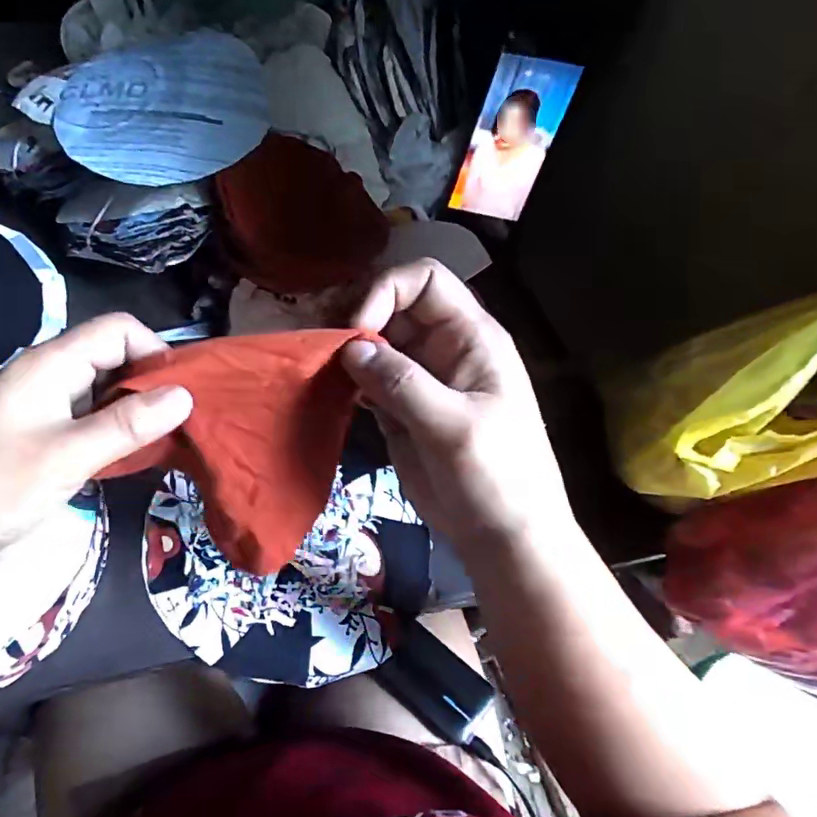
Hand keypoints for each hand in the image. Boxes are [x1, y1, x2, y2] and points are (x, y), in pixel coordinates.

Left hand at [0, 313, 191, 558]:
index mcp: (49, 366)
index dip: (155, 351)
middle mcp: (51, 378)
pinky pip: (97, 422)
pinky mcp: (50, 440)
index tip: (185, 394)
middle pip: (116, 359)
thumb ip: (127, 425)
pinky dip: (124, 433)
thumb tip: (187, 395)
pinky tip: (142, 456)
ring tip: (174, 441)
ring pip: (109, 393)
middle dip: (155, 383)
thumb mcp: (65, 456)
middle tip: (188, 422)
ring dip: (142, 412)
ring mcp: (49, 410)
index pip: (117, 331)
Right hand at [342, 260, 573, 554]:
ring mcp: (422, 381)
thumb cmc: (495, 476)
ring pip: (376, 345)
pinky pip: (369, 382)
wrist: (504, 535)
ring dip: (345, 349)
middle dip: (355, 316)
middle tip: (318, 341)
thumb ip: (402, 383)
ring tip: (312, 361)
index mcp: (472, 338)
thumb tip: (352, 347)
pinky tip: (326, 390)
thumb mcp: (453, 426)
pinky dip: (346, 381)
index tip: (356, 328)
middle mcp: (444, 350)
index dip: (386, 292)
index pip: (425, 282)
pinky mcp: (402, 411)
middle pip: (393, 308)